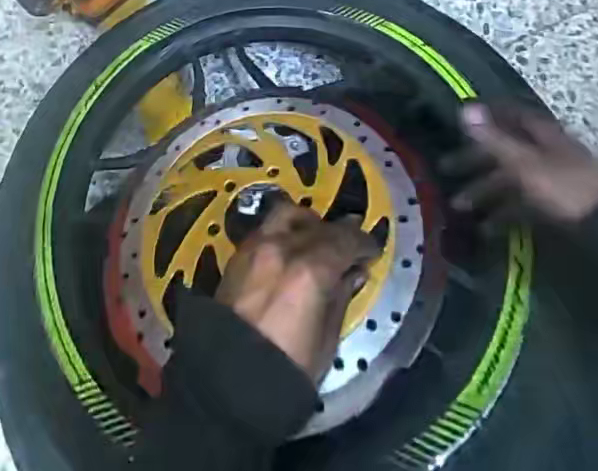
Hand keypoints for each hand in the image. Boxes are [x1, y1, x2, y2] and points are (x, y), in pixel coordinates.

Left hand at [216, 202, 380, 381]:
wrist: (226, 382)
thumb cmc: (286, 370)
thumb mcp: (326, 340)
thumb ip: (340, 297)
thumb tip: (352, 272)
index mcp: (309, 270)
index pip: (345, 240)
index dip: (362, 243)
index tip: (371, 251)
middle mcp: (282, 247)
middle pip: (318, 226)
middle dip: (338, 234)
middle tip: (350, 248)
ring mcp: (256, 246)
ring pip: (287, 215)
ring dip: (307, 222)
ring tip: (317, 239)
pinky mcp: (237, 254)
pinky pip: (266, 229)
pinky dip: (283, 231)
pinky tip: (290, 248)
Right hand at [447, 101, 597, 227]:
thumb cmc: (565, 188)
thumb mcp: (524, 162)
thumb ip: (494, 138)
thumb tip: (464, 107)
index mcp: (541, 134)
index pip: (508, 115)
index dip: (483, 116)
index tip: (457, 123)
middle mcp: (546, 151)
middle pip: (505, 150)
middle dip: (475, 161)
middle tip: (444, 171)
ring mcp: (554, 180)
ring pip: (512, 179)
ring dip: (485, 192)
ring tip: (460, 209)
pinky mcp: (558, 208)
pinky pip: (524, 205)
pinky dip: (505, 214)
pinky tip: (488, 230)